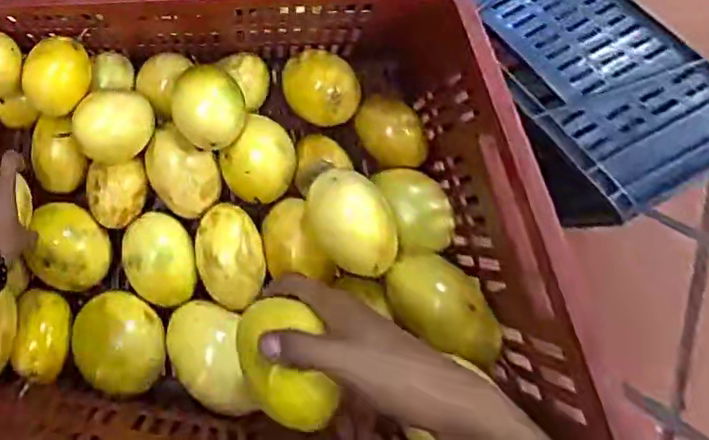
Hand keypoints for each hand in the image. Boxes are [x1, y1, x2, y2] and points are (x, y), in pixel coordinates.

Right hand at [256, 276, 545, 439]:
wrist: (455, 402)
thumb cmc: (393, 372)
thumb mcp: (340, 361)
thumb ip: (300, 349)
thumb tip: (259, 338)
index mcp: (337, 303)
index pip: (296, 282)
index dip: (273, 289)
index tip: (253, 308)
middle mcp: (352, 314)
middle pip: (313, 313)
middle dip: (293, 332)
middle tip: (273, 351)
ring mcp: (370, 339)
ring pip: (333, 347)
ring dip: (319, 370)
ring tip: (309, 397)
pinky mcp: (385, 365)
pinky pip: (353, 374)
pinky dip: (345, 394)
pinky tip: (350, 426)